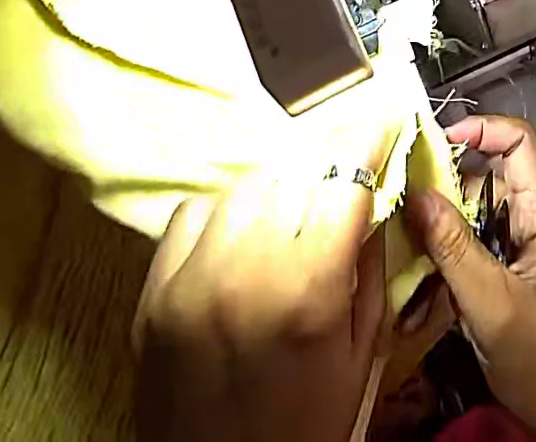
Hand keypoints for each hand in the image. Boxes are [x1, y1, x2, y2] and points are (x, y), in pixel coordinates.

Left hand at [134, 129, 394, 441]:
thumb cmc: (310, 422)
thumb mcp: (364, 344)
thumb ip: (371, 258)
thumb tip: (374, 193)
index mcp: (308, 287)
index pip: (344, 178)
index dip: (369, 144)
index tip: (383, 124)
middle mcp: (245, 270)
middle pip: (295, 170)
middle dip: (328, 165)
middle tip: (342, 175)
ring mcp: (189, 280)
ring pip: (246, 184)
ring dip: (280, 185)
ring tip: (295, 206)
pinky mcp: (152, 293)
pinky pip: (194, 212)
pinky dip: (227, 209)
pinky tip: (244, 232)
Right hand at [402, 115, 535, 441]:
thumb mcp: (494, 305)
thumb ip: (454, 249)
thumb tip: (419, 196)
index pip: (519, 141)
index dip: (482, 130)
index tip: (438, 142)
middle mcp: (534, 213)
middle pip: (488, 171)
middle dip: (447, 184)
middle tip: (408, 204)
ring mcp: (521, 236)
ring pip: (474, 205)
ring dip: (442, 224)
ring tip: (412, 248)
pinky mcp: (508, 259)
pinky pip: (473, 236)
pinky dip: (448, 249)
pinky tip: (425, 277)